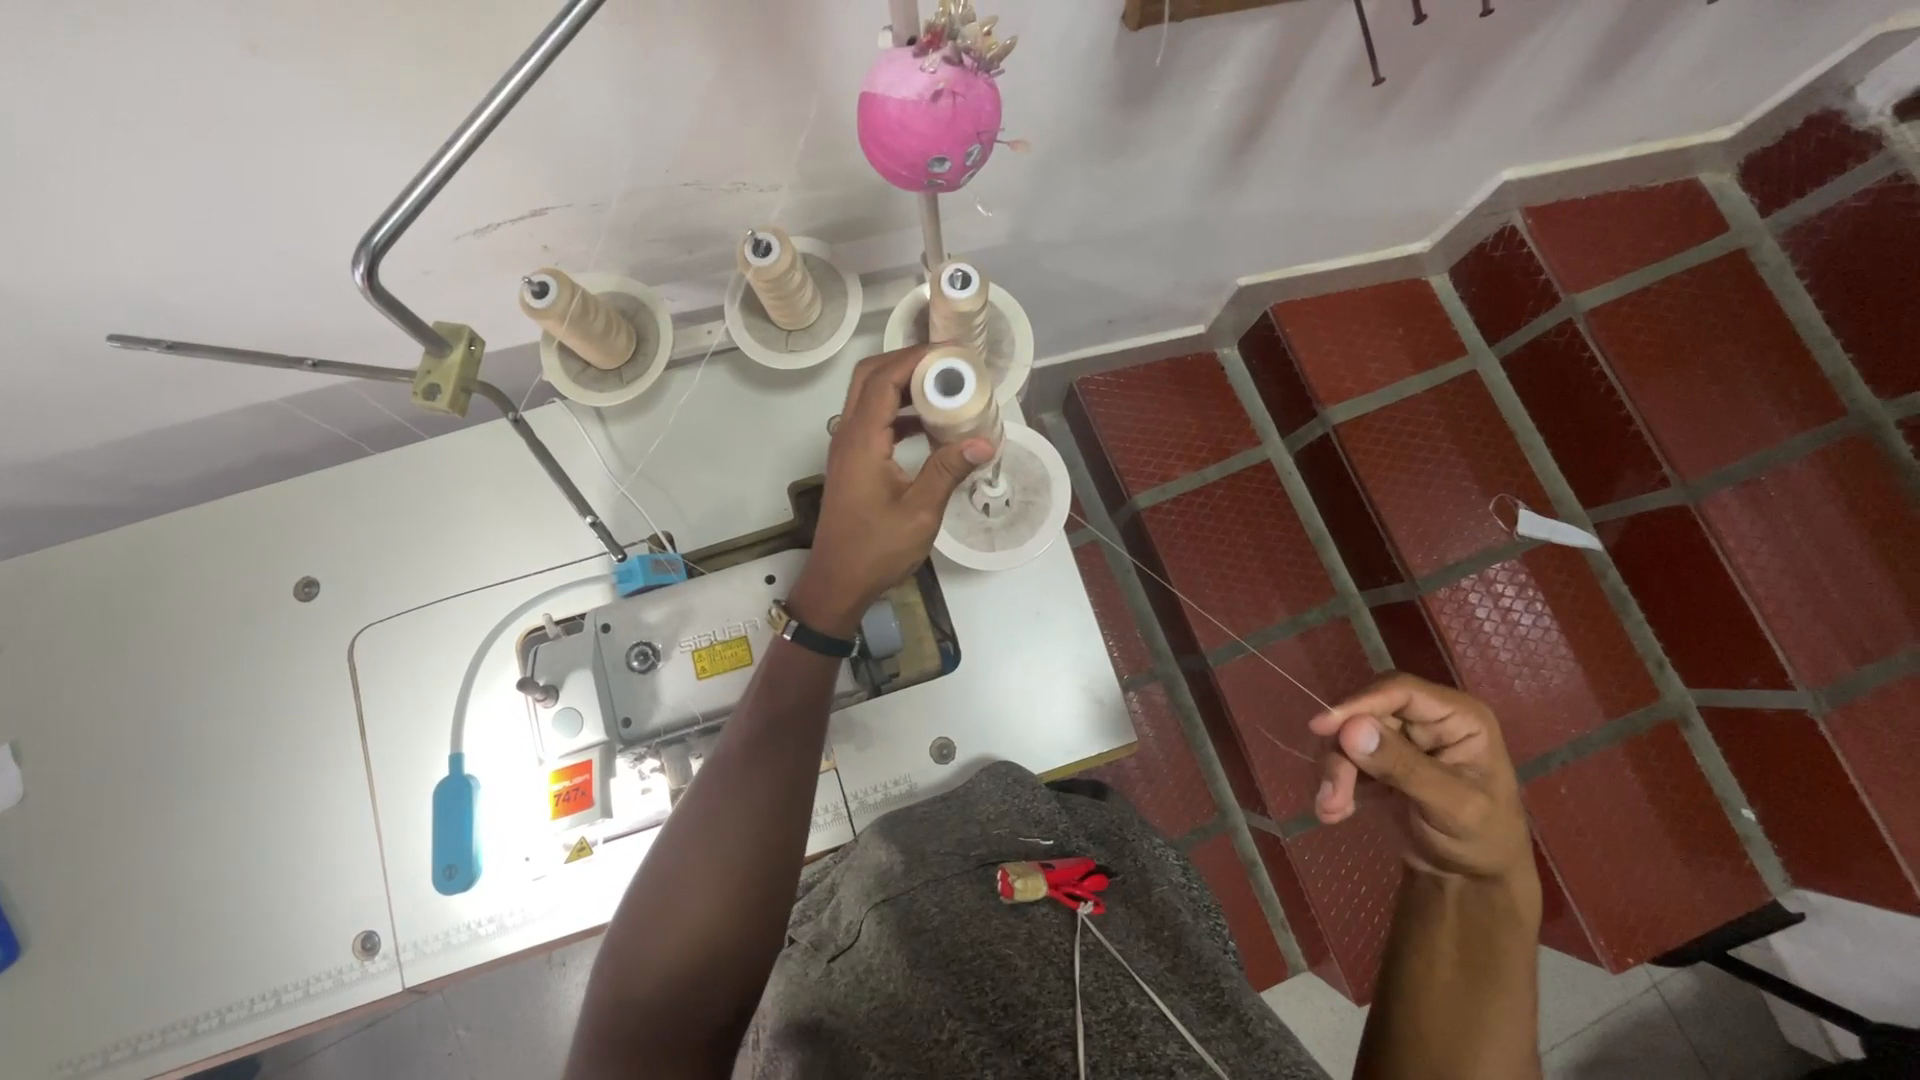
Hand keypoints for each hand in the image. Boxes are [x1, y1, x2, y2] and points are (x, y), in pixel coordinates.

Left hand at [787, 346, 993, 637]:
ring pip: (869, 397)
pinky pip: (874, 421)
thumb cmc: (876, 550)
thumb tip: (985, 442)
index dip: (916, 359)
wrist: (838, 582)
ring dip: (903, 385)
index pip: (884, 380)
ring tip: (944, 386)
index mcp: (861, 441)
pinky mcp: (853, 462)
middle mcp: (848, 435)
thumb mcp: (920, 513)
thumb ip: (947, 472)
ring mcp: (847, 448)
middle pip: (870, 377)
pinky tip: (931, 424)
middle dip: (907, 362)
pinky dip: (900, 412)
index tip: (952, 354)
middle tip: (948, 364)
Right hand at [1309, 674, 1533, 883]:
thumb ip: (1404, 766)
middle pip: (1365, 713)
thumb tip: (1352, 729)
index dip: (1358, 704)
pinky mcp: (1377, 759)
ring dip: (1333, 770)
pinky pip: (1341, 756)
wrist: (1469, 878)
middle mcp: (1425, 719)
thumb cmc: (1482, 840)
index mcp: (1458, 717)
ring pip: (1346, 735)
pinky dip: (1332, 782)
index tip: (1321, 728)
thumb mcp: (1452, 806)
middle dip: (1342, 750)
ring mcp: (1400, 739)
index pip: (1400, 691)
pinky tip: (1335, 811)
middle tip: (1331, 792)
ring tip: (1333, 808)